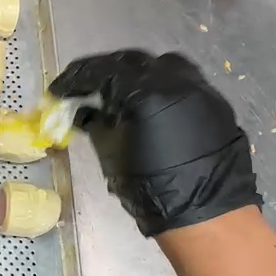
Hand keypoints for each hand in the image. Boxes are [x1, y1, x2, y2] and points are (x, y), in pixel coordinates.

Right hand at [48, 49, 260, 236]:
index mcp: (145, 94)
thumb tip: (84, 111)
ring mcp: (201, 90)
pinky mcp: (216, 104)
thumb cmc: (151, 188)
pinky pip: (183, 83)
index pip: (102, 71)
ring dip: (138, 74)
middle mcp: (176, 82)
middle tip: (87, 87)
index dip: (76, 78)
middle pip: (133, 61)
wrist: (205, 213)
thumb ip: (96, 124)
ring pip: (164, 66)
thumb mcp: (111, 154)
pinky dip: (161, 87)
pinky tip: (150, 108)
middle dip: (106, 71)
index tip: (59, 90)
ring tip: (122, 94)